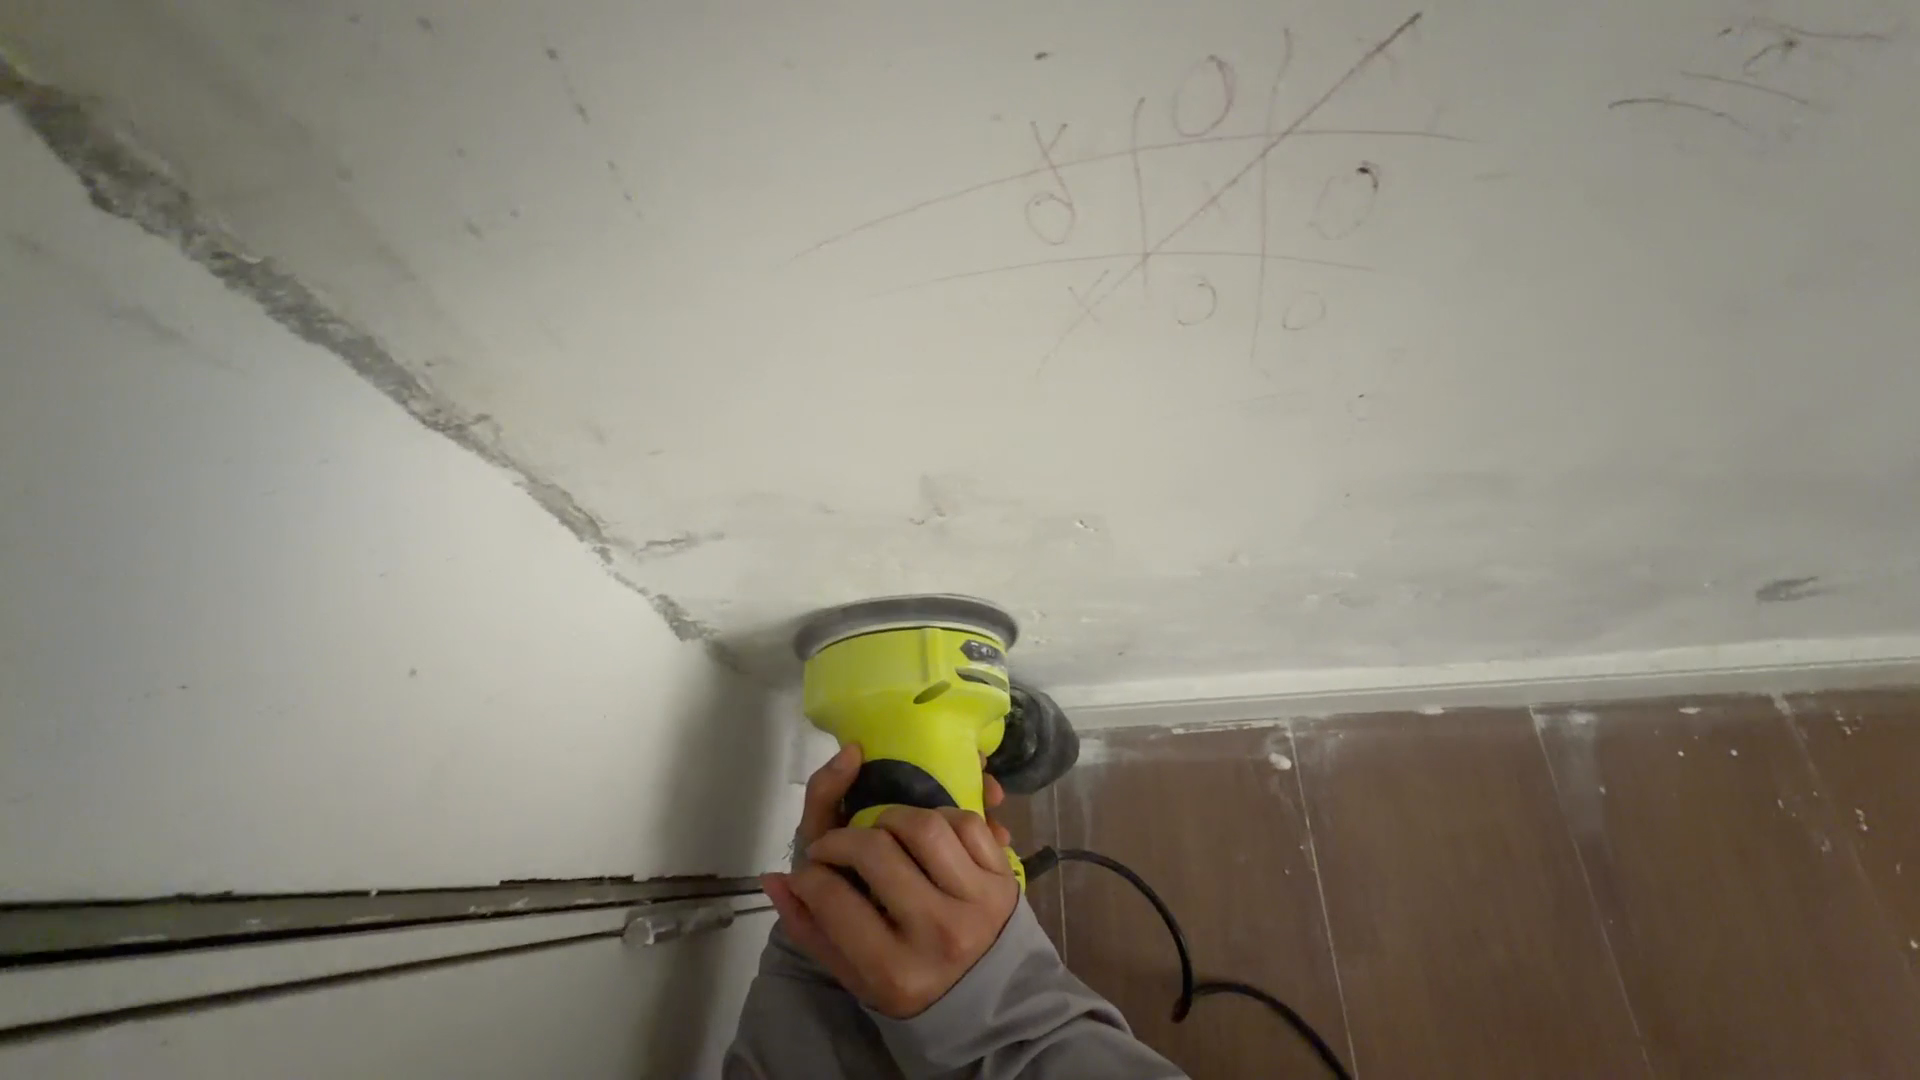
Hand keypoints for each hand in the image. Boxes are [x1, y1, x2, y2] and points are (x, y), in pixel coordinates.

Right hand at [764, 743, 1019, 1017]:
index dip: (810, 874)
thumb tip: (774, 879)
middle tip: (834, 844)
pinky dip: (939, 816)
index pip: (834, 898)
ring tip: (878, 831)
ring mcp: (978, 900)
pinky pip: (967, 822)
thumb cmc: (914, 990)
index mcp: (896, 971)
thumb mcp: (858, 978)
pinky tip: (922, 833)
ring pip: (924, 825)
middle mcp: (939, 932)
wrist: (993, 1007)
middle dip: (842, 838)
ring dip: (891, 817)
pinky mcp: (1003, 876)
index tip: (809, 869)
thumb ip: (812, 929)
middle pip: (876, 851)